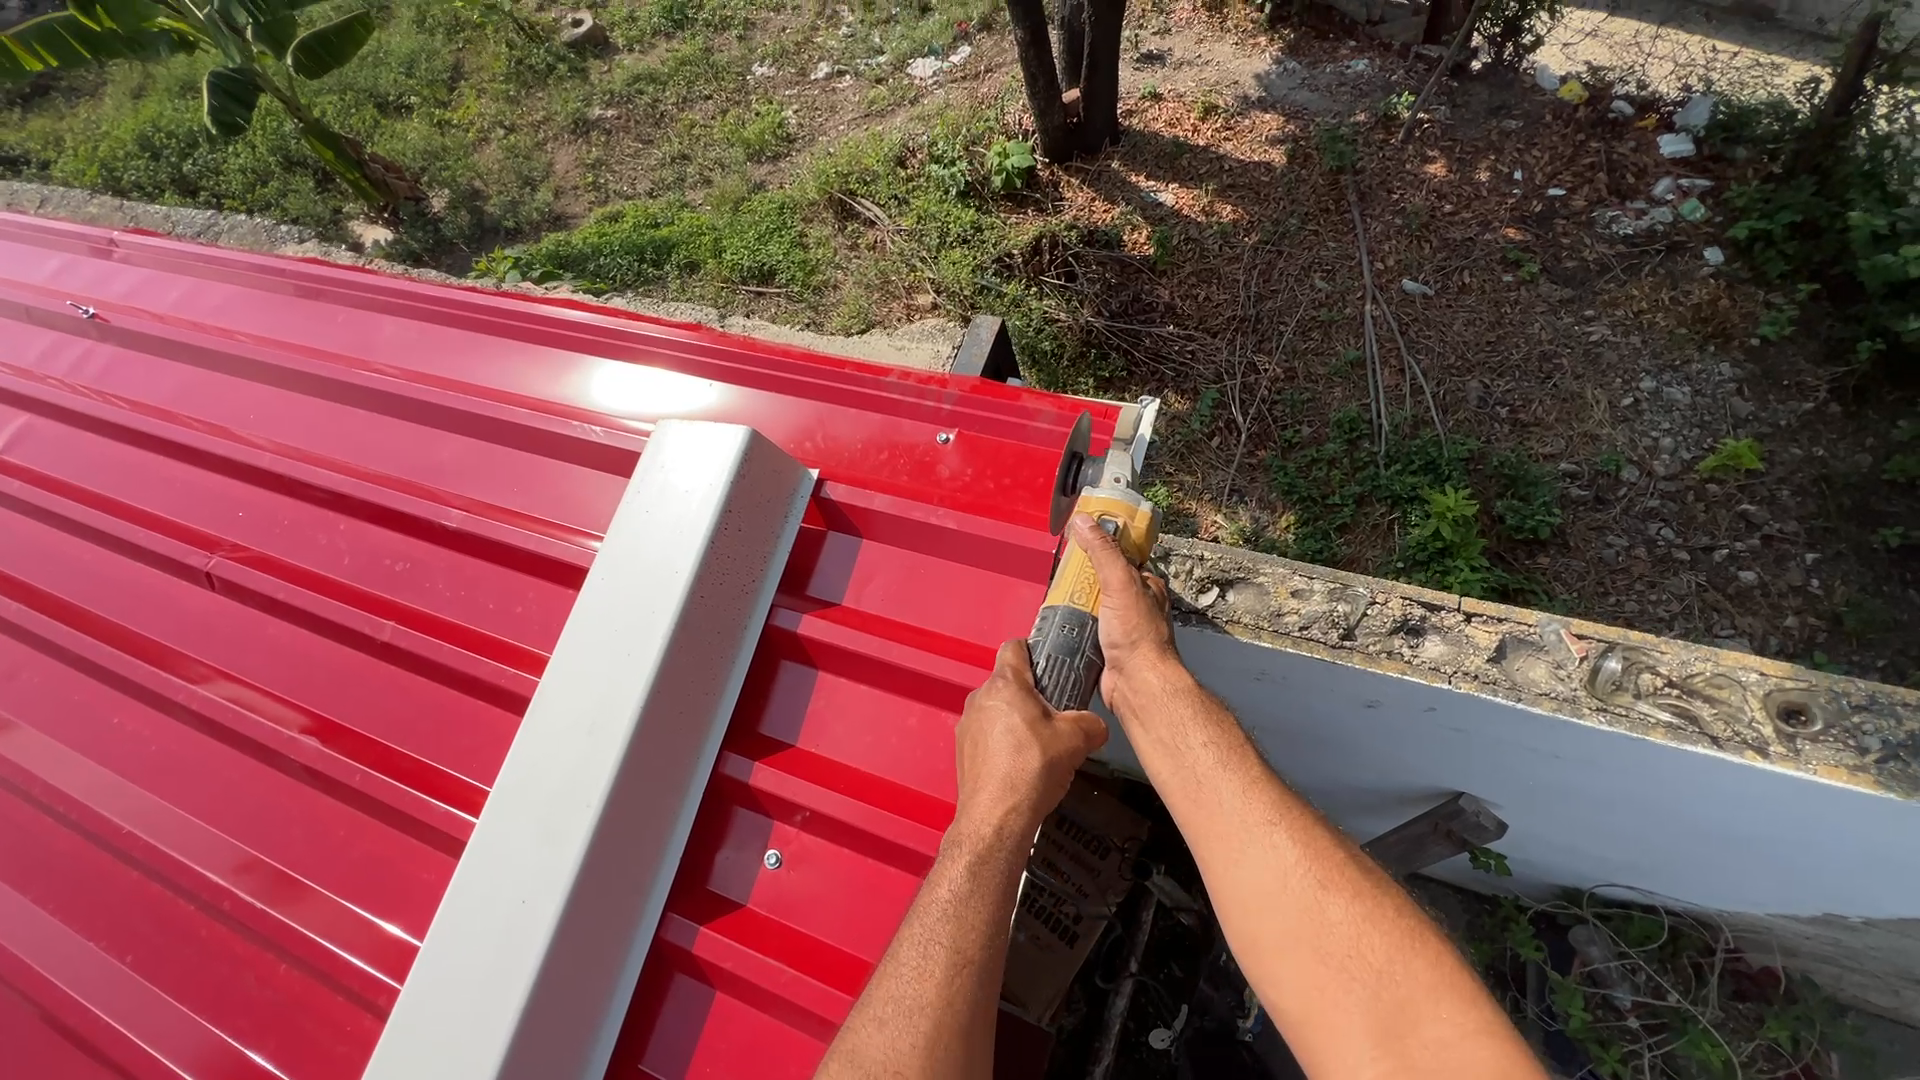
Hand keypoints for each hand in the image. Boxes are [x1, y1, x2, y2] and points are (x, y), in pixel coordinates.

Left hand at [953, 640, 1108, 844]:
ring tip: (1040, 747)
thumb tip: (1095, 727)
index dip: (1035, 650)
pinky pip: (987, 736)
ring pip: (997, 711)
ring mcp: (967, 725)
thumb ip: (1091, 724)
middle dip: (1031, 695)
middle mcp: (979, 698)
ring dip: (1016, 721)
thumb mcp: (1076, 740)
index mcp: (1004, 684)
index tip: (1051, 665)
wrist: (996, 819)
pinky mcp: (962, 751)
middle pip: (1008, 683)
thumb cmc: (1031, 770)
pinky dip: (1002, 744)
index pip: (1015, 647)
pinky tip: (1021, 767)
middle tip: (1055, 717)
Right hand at [1066, 513, 1179, 709]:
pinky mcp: (1104, 644)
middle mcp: (1134, 603)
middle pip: (1101, 578)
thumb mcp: (1120, 583)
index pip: (1121, 553)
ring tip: (1059, 596)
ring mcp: (1119, 625)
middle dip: (1081, 576)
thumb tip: (1085, 523)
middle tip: (1065, 571)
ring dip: (1075, 602)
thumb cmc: (1141, 639)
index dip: (1101, 543)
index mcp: (1145, 584)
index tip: (1080, 535)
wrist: (1137, 684)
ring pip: (1090, 603)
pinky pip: (1083, 627)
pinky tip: (1063, 621)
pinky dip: (1072, 623)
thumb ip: (1103, 551)